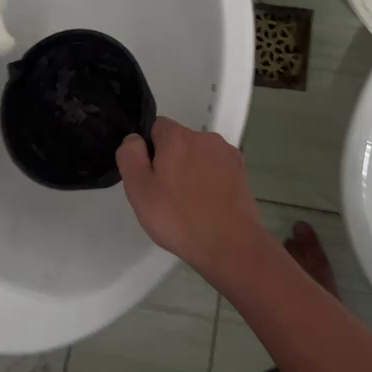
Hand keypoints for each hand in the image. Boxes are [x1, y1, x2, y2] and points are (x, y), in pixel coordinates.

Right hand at [116, 118, 270, 280]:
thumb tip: (135, 139)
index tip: (151, 178)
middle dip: (172, 162)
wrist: (230, 244)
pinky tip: (209, 206)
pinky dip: (211, 181)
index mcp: (178, 137)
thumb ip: (131, 157)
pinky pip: (217, 168)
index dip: (150, 151)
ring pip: (199, 156)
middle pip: (179, 142)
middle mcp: (205, 138)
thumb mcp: (140, 191)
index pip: (157, 127)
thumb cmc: (179, 218)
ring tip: (189, 205)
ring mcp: (226, 153)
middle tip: (167, 196)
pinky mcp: (241, 170)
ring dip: (192, 171)